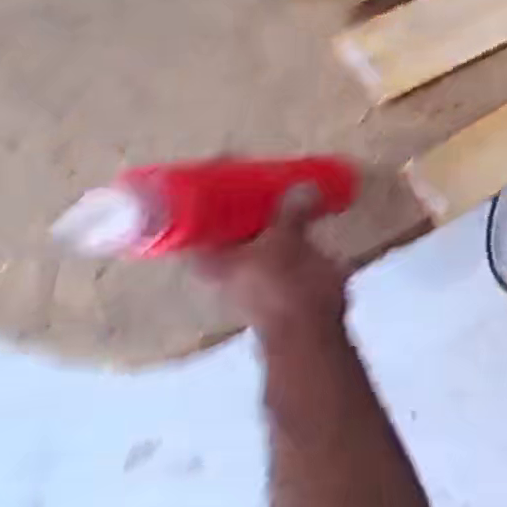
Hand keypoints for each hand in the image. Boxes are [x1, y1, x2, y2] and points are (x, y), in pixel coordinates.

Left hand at [193, 196, 348, 338]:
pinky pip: (279, 254)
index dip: (209, 195)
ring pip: (255, 242)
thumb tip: (303, 185)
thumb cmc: (286, 286)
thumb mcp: (288, 241)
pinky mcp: (277, 289)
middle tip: (265, 183)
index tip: (227, 174)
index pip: (196, 219)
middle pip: (228, 229)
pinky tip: (307, 227)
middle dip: (247, 208)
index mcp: (208, 258)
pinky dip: (290, 240)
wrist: (310, 333)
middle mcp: (220, 271)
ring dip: (272, 224)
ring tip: (292, 201)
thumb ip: (291, 212)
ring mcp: (249, 282)